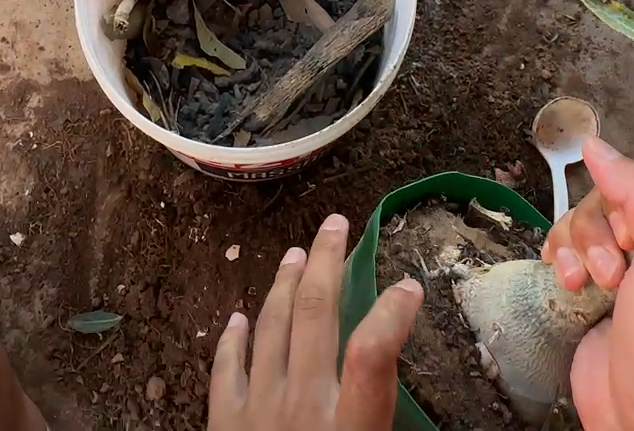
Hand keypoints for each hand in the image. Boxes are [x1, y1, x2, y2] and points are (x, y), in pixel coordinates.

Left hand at [208, 213, 424, 430]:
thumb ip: (376, 409)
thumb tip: (387, 364)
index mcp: (348, 425)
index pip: (372, 352)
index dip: (391, 312)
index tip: (409, 285)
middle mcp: (301, 407)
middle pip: (315, 315)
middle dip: (326, 261)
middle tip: (335, 223)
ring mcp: (257, 411)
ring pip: (271, 328)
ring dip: (284, 285)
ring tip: (296, 254)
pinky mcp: (224, 425)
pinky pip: (226, 370)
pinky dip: (232, 339)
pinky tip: (238, 317)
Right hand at [542, 136, 633, 430]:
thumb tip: (593, 144)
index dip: (631, 190)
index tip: (632, 226)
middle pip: (611, 195)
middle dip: (600, 227)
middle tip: (612, 273)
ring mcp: (633, 271)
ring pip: (584, 220)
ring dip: (576, 245)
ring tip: (585, 286)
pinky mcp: (598, 294)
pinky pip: (567, 249)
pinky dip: (560, 259)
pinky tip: (567, 285)